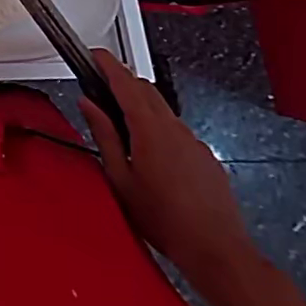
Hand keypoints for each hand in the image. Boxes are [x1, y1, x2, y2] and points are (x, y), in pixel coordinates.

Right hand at [78, 48, 252, 274]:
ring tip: (124, 131)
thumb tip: (89, 106)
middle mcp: (174, 128)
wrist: (216, 250)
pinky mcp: (205, 156)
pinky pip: (178, 131)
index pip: (125, 82)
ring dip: (141, 108)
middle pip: (146, 88)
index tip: (94, 55)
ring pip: (162, 110)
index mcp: (149, 130)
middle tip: (102, 88)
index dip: (107, 64)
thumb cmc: (165, 221)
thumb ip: (104, 135)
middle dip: (123, 82)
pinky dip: (159, 130)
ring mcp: (193, 141)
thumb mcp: (120, 178)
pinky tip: (152, 157)